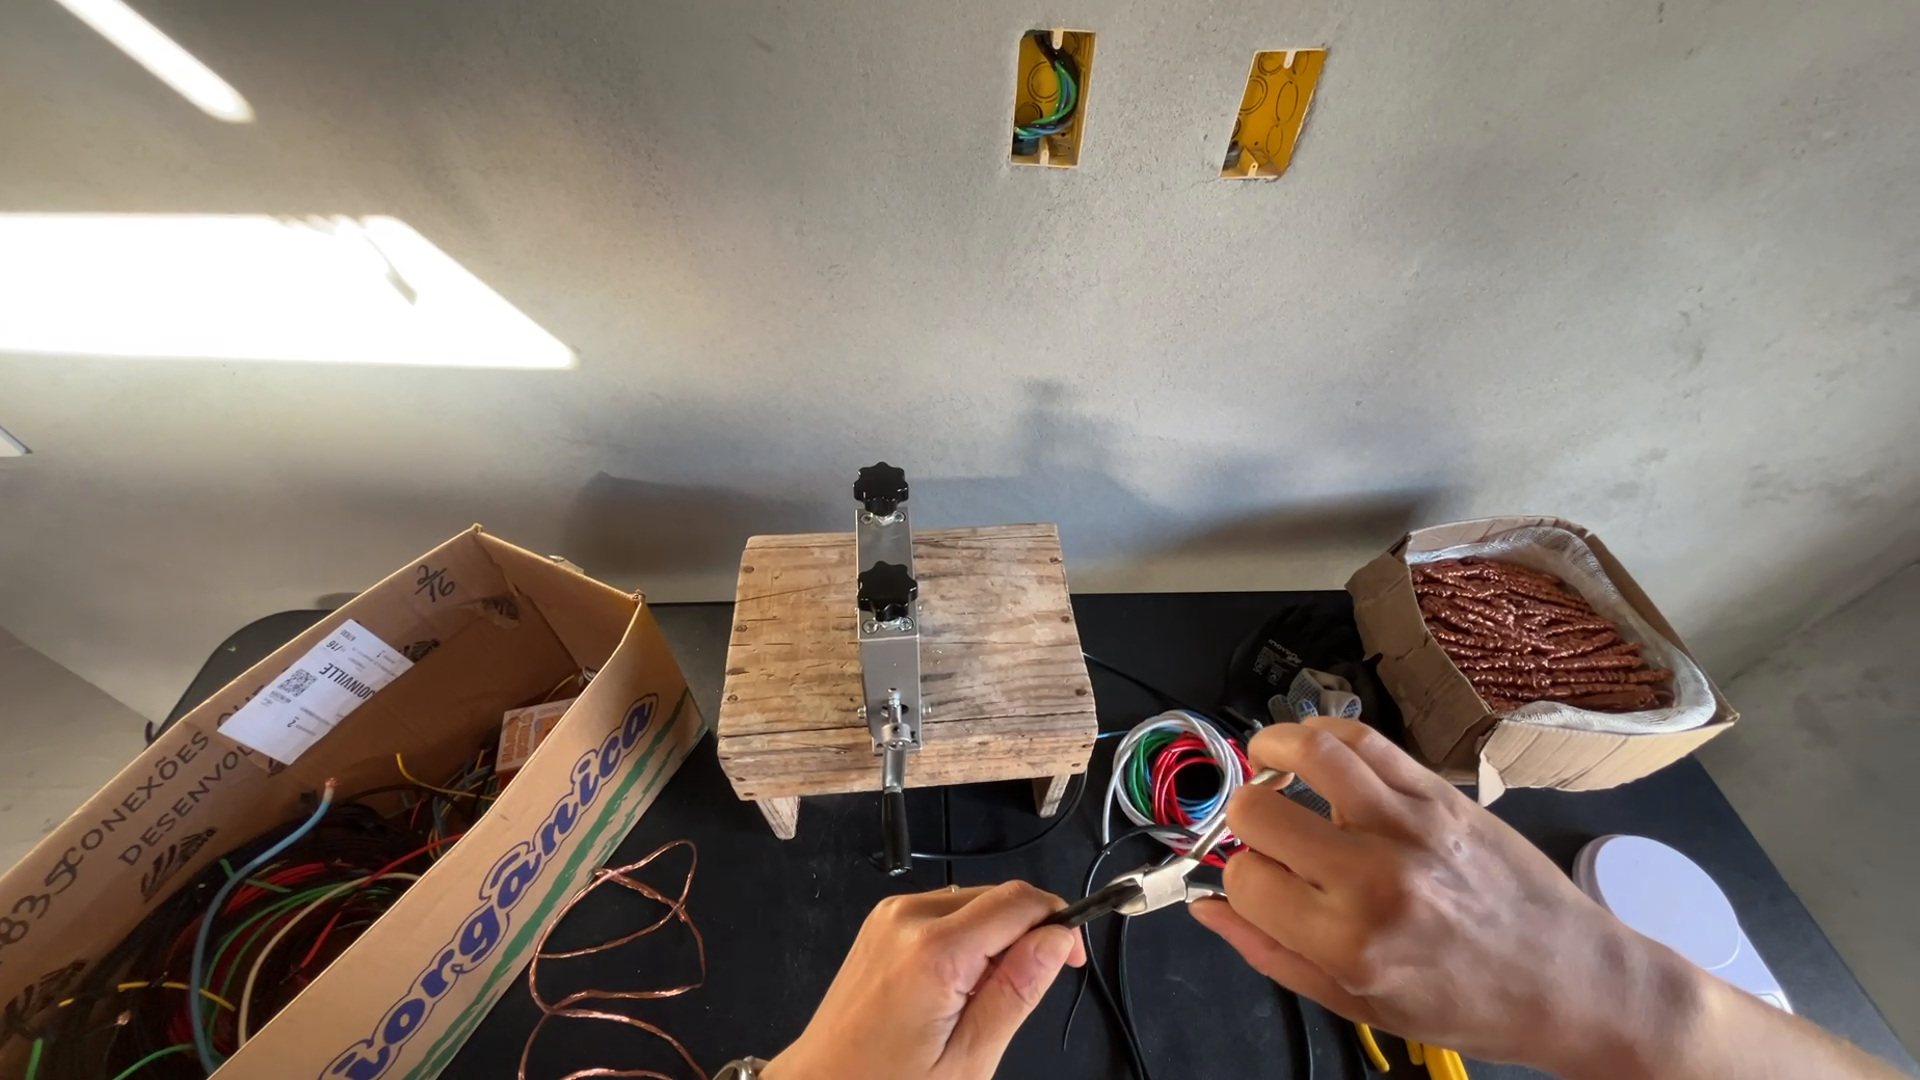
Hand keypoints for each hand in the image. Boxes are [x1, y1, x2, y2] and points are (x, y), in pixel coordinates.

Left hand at [762, 881, 1085, 1079]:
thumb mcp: (967, 1062)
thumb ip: (1016, 991)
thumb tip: (1057, 939)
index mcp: (934, 949)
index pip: (1018, 900)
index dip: (1055, 920)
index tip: (1070, 955)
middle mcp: (910, 915)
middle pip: (996, 897)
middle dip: (1022, 936)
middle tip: (1018, 997)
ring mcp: (892, 914)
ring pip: (972, 901)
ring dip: (992, 938)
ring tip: (975, 1002)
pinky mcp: (883, 921)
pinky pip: (944, 911)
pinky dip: (963, 938)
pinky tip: (951, 987)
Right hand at [1188, 717, 1689, 1076]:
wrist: (1579, 984)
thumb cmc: (1463, 1005)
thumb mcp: (1357, 1004)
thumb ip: (1268, 952)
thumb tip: (1204, 904)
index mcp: (1349, 942)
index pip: (1243, 878)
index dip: (1242, 877)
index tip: (1265, 883)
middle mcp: (1372, 876)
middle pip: (1255, 811)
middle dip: (1245, 822)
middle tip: (1268, 834)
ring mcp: (1408, 824)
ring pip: (1307, 752)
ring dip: (1269, 751)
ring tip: (1266, 762)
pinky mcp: (1437, 792)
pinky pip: (1361, 738)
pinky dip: (1320, 733)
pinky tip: (1313, 750)